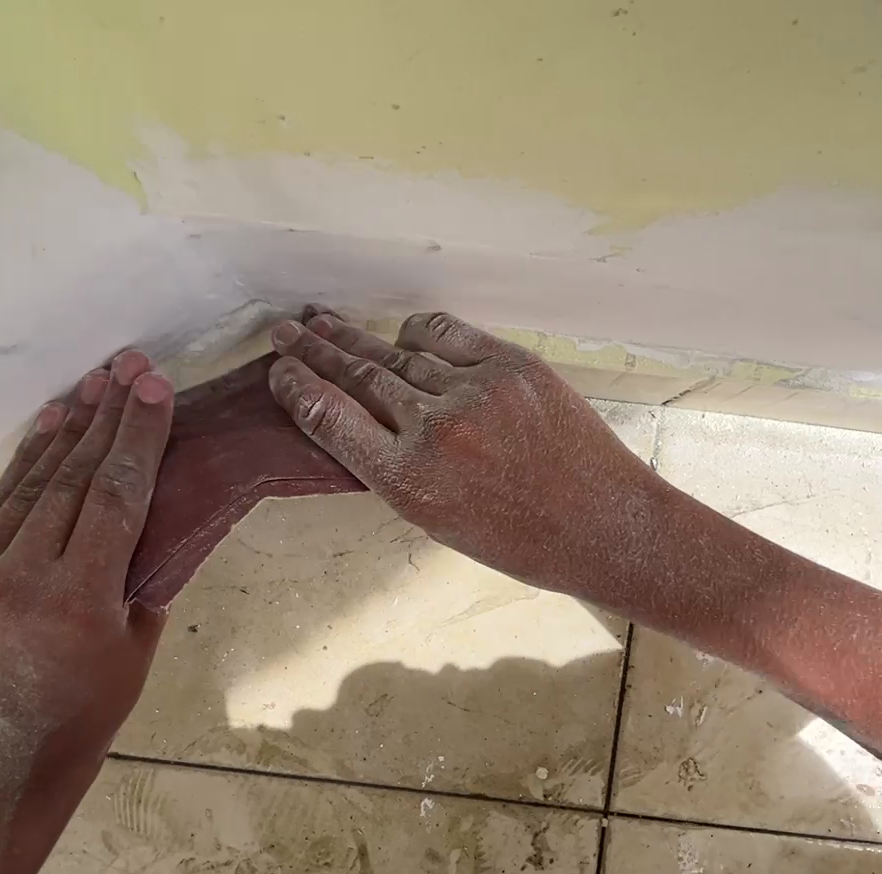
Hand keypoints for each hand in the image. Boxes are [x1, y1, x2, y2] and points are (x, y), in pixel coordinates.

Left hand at [0, 350, 174, 772]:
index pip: (114, 500)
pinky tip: (50, 428)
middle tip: (127, 366)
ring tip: (93, 384)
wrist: (9, 752)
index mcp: (75, 604)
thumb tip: (155, 502)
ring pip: (28, 486)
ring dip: (65, 430)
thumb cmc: (95, 701)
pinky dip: (26, 465)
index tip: (154, 387)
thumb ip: (141, 568)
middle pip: (70, 480)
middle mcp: (14, 582)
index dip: (137, 438)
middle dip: (105, 418)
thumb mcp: (140, 638)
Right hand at [266, 311, 677, 611]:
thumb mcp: (440, 522)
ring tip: (328, 324)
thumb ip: (396, 471)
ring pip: (398, 353)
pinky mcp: (510, 365)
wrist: (601, 525)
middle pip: (358, 377)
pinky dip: (420, 332)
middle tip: (286, 332)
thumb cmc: (521, 540)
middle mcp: (432, 431)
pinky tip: (404, 332)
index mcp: (408, 482)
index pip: (330, 420)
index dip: (298, 388)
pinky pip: (447, 334)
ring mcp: (473, 392)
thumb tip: (364, 424)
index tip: (280, 371)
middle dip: (316, 352)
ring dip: (359, 339)